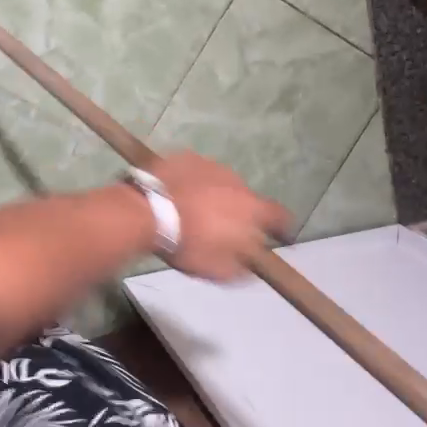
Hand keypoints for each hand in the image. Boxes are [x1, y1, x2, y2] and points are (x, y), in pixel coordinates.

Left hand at [146, 152, 288, 281]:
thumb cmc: (188, 243)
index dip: (280, 225)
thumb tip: (252, 259)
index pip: (280, 215)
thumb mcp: (221, 269)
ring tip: (195, 208)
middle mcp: (236, 181)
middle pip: (246, 197)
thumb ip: (245, 264)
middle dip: (238, 210)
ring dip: (214, 193)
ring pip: (220, 182)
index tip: (275, 233)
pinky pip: (196, 171)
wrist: (147, 211)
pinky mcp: (185, 156)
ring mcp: (210, 164)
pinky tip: (179, 192)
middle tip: (219, 225)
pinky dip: (193, 180)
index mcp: (252, 208)